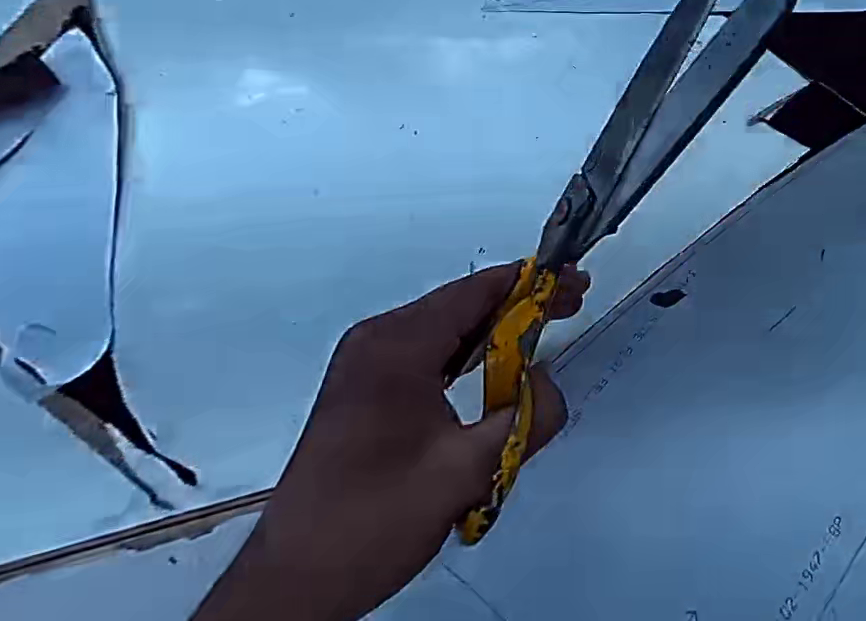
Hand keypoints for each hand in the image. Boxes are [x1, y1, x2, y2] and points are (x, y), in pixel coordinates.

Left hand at [192, 263, 588, 620]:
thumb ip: (523, 420)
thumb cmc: (375, 519)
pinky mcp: (366, 385)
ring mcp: (368, 361)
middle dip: (520, 304)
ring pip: (446, 328)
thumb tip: (553, 387)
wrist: (292, 582)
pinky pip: (428, 351)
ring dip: (496, 328)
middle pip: (462, 305)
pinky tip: (496, 365)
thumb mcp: (463, 472)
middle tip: (572, 305)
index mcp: (398, 345)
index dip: (532, 283)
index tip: (574, 283)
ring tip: (545, 330)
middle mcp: (379, 339)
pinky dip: (468, 352)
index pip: (476, 292)